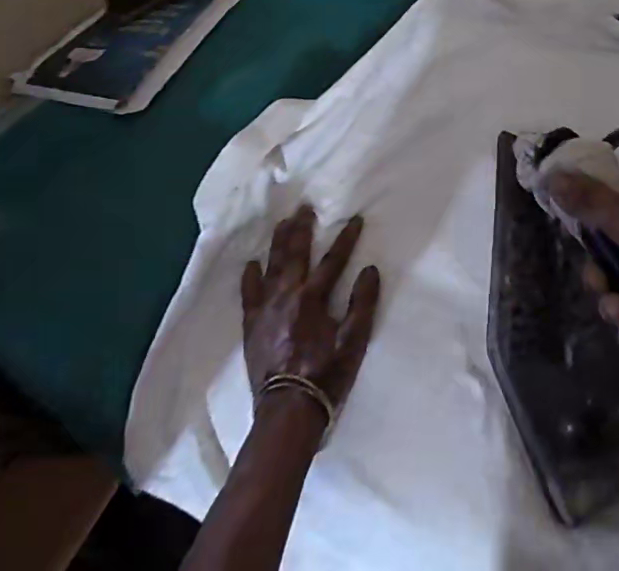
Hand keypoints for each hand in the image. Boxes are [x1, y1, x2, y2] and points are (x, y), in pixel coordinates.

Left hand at [241, 206, 380, 414]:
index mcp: (313, 298)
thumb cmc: (326, 373)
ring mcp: (265, 310)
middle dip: (302, 229)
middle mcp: (286, 296)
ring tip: (282, 223)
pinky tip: (250, 264)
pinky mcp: (252, 325)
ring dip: (278, 243)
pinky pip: (248, 294)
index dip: (346, 239)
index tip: (355, 219)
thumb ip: (363, 302)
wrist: (288, 410)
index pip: (333, 260)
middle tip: (304, 207)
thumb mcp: (354, 339)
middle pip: (295, 255)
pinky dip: (250, 277)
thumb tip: (370, 269)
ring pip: (271, 267)